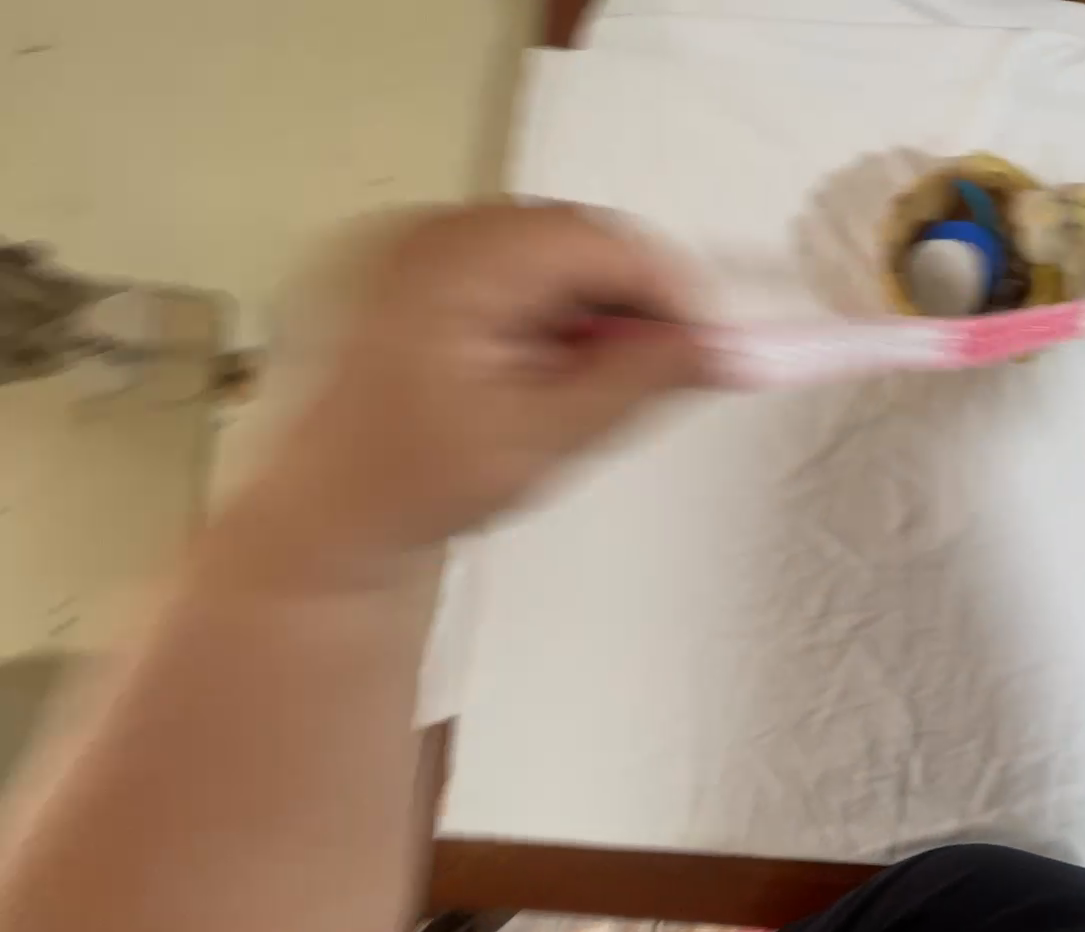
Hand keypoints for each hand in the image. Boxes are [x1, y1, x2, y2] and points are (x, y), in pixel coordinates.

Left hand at [260, 203, 710, 562]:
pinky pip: (515, 269)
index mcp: (447, 264)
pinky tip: (552, 367)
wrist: (332, 519)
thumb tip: (726, 348)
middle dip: (634, 303)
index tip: (710, 342)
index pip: (598, 240)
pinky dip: (556, 313)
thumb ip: (647, 380)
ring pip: (551, 254)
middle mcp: (420, 235)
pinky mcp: (413, 272)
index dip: (671, 289)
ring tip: (590, 380)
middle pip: (576, 239)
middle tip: (662, 367)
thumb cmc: (415, 486)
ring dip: (596, 310)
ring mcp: (409, 249)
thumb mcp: (552, 434)